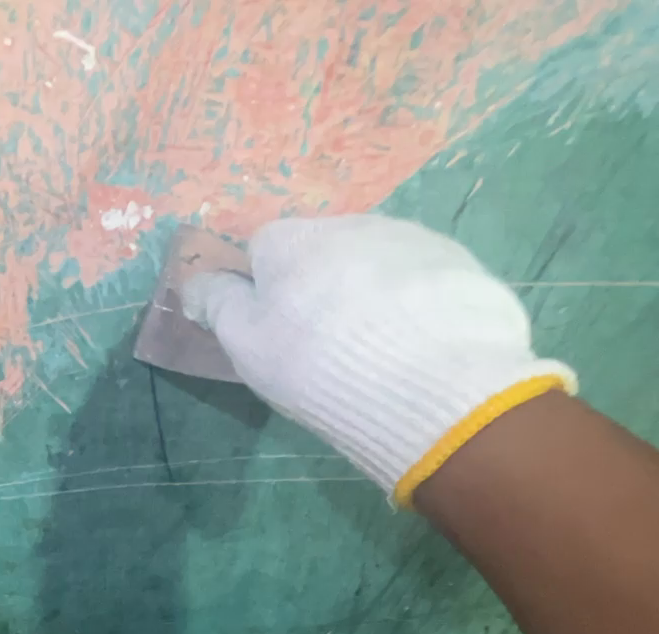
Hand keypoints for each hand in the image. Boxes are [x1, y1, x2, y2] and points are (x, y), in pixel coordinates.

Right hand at [181, 215, 576, 503]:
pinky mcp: (460, 264)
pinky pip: (419, 281)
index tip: (271, 330)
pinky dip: (410, 306)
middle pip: (319, 252)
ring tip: (374, 352)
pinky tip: (414, 348)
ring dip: (366, 294)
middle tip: (321, 347)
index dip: (260, 288)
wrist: (428, 384)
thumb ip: (217, 305)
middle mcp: (351, 224)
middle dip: (316, 288)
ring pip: (372, 263)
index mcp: (291, 240)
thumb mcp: (246, 344)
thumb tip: (197, 281)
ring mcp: (412, 239)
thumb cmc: (315, 364)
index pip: (260, 247)